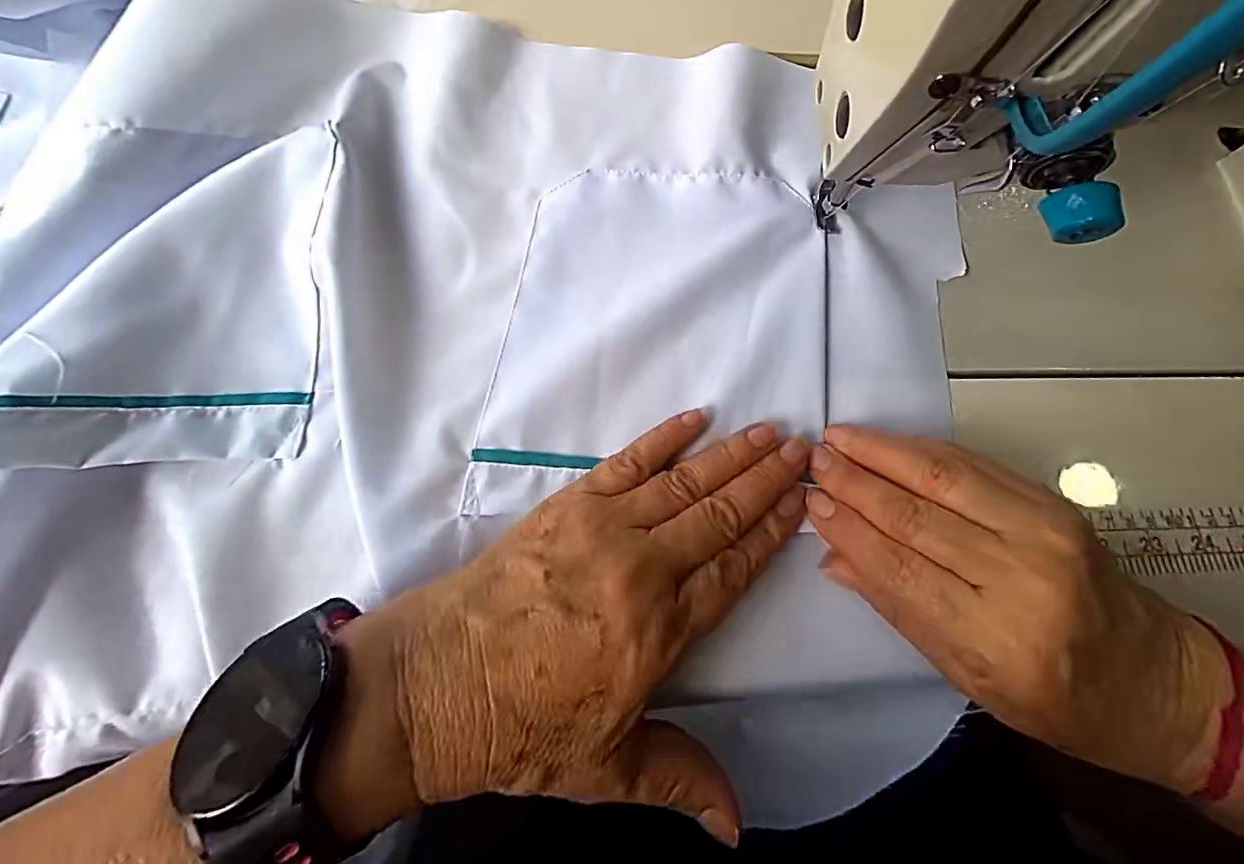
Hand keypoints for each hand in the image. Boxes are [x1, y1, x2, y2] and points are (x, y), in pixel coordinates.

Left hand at [314, 410, 810, 845]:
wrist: (440, 678)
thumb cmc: (524, 727)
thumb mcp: (608, 769)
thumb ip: (679, 780)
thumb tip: (736, 825)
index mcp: (660, 630)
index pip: (733, 571)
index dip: (771, 535)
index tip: (801, 504)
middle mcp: (639, 569)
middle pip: (717, 517)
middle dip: (765, 482)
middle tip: (802, 451)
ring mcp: (600, 529)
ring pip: (681, 484)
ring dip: (729, 456)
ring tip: (768, 432)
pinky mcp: (565, 506)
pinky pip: (625, 463)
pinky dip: (662, 439)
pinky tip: (693, 420)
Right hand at [802, 425, 1230, 792]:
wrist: (1161, 683)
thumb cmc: (1057, 699)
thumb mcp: (967, 676)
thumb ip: (897, 607)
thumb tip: (833, 555)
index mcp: (998, 642)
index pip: (899, 568)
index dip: (848, 529)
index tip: (810, 500)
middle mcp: (1024, 582)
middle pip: (916, 517)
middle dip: (856, 482)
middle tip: (815, 459)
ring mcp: (1048, 536)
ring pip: (943, 480)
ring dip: (882, 453)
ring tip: (838, 438)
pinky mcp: (1057, 507)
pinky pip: (976, 468)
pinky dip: (923, 450)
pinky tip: (889, 442)